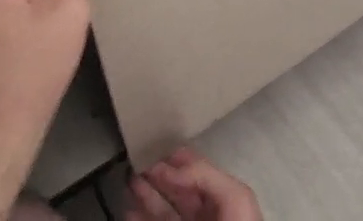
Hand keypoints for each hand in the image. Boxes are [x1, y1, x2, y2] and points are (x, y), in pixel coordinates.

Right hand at [126, 148, 262, 220]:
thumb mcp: (235, 200)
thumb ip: (205, 176)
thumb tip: (173, 167)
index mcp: (226, 207)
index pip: (202, 178)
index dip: (182, 163)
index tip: (159, 149)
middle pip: (181, 195)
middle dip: (159, 178)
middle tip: (138, 163)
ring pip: (164, 215)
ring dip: (146, 198)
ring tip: (130, 182)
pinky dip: (141, 220)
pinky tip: (128, 213)